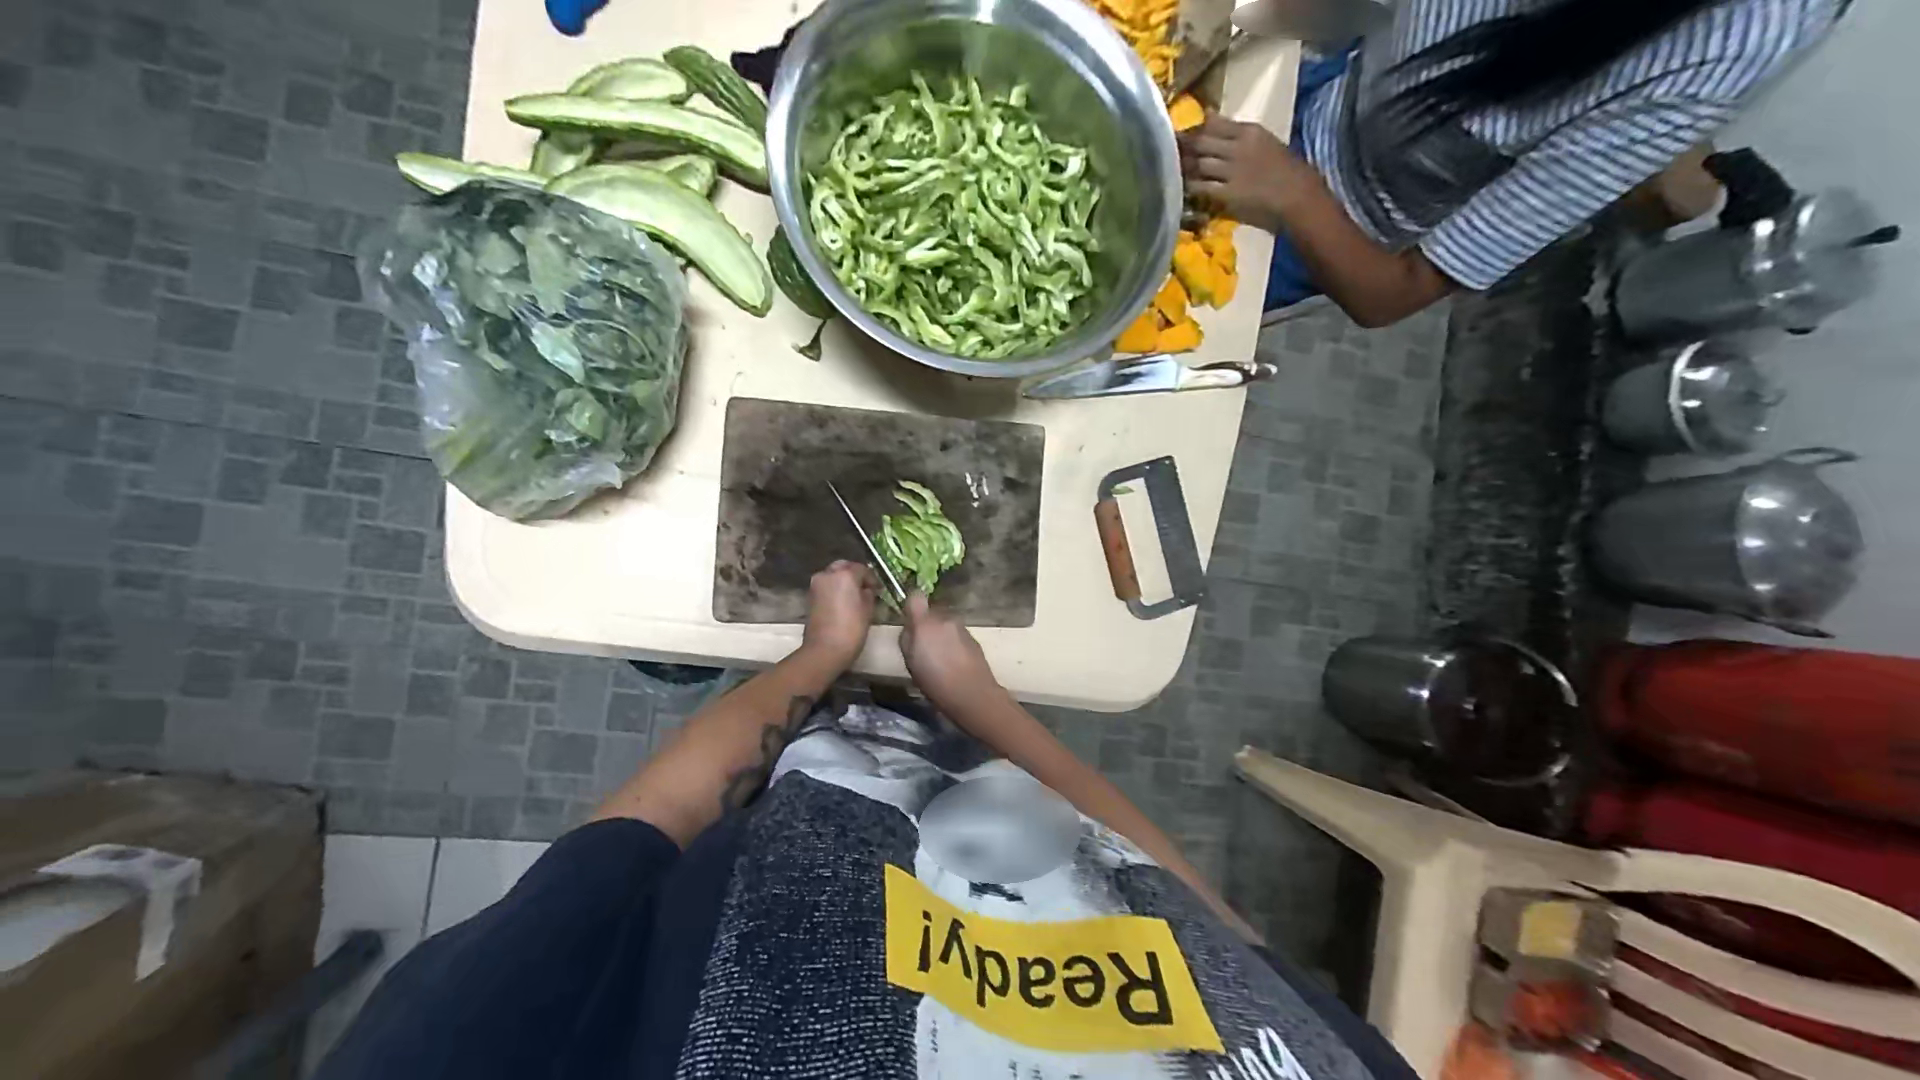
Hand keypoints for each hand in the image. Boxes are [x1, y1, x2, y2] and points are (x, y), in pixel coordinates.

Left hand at [801, 560, 875, 668]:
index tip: (878, 590)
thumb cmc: (851, 629)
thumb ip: (868, 594)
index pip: (862, 569)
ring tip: (854, 596)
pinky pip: (825, 586)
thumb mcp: (868, 610)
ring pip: (832, 575)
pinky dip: (834, 589)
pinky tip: (842, 602)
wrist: (824, 650)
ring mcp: (816, 585)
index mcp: (845, 574)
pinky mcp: (810, 596)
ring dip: (842, 581)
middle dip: (854, 574)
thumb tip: (865, 590)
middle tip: (865, 588)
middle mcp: (827, 574)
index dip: (872, 579)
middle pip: (843, 567)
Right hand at [899, 592, 997, 713]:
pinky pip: (957, 634)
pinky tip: (954, 661)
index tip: (909, 620)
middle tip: (923, 647)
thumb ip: (907, 639)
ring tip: (940, 657)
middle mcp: (944, 619)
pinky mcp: (973, 638)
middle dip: (926, 624)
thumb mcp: (910, 663)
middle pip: (931, 612)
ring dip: (941, 634)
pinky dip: (953, 642)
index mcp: (925, 623)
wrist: (972, 694)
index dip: (911, 605)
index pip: (915, 596)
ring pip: (945, 624)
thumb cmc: (935, 682)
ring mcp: (961, 627)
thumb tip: (910, 628)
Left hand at [1180, 115, 1310, 232]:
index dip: (1194, 130)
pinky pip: (1202, 187)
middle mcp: (1238, 147)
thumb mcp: (1266, 143)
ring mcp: (1232, 170)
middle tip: (1170, 153)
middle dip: (1184, 147)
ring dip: (1185, 168)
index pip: (1214, 124)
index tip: (1183, 135)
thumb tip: (1214, 122)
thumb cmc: (1288, 170)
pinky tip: (1184, 189)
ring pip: (1199, 163)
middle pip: (1202, 142)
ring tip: (1175, 171)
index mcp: (1250, 131)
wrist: (1298, 195)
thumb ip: (1240, 135)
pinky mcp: (1227, 193)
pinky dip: (1191, 187)